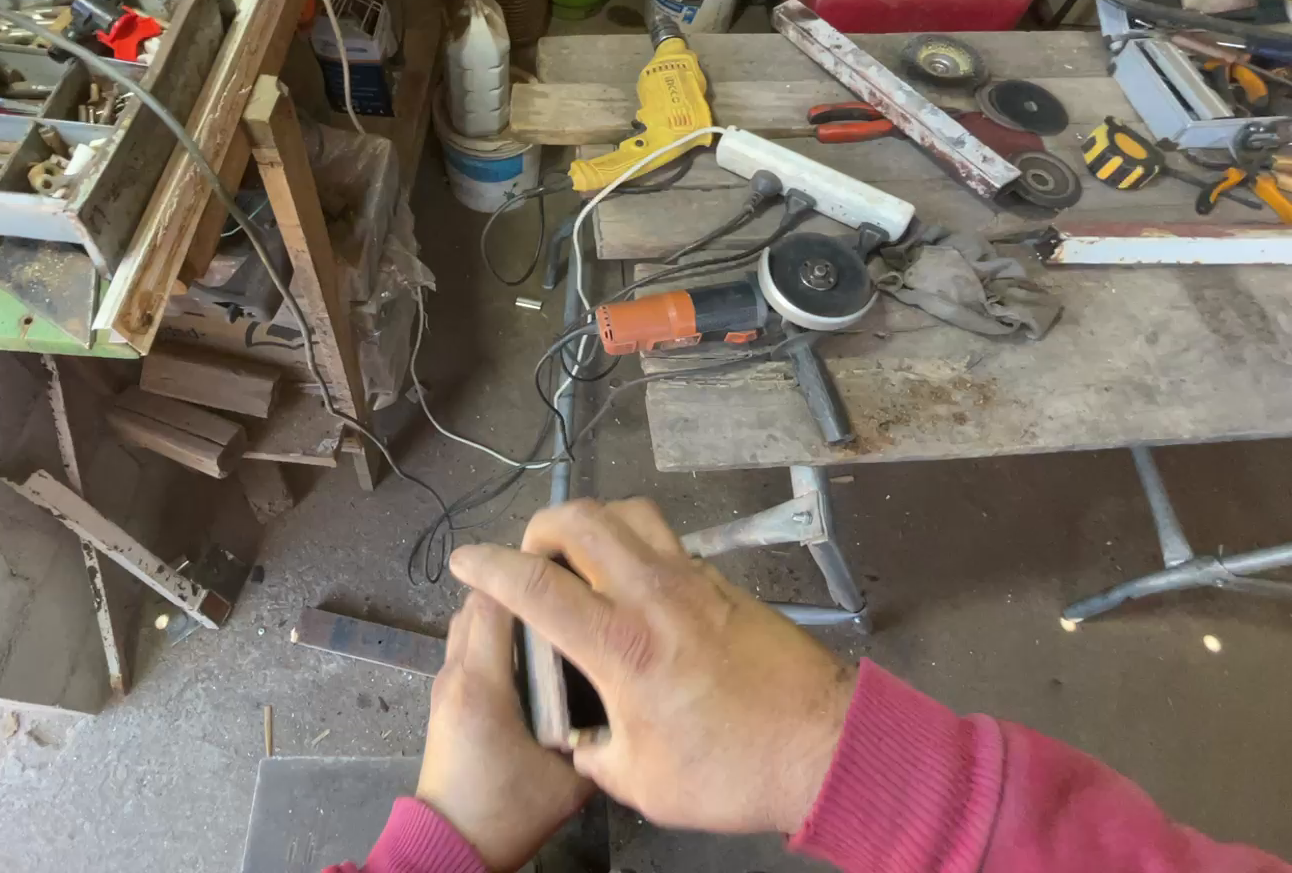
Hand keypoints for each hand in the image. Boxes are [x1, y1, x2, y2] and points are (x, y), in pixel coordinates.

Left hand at [416, 592, 593, 870]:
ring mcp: (444, 681)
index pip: (495, 603)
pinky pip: (465, 640)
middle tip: (563, 589)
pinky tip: (525, 646)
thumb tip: (618, 696)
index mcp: (482, 684)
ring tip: (546, 614)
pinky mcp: (443, 694)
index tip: (566, 570)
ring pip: (467, 618)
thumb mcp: (566, 780)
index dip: (527, 577)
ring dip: (501, 607)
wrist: (448, 848)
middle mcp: (456, 672)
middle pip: (478, 602)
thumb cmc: (506, 811)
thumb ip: (594, 734)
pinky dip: (490, 628)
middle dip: (518, 587)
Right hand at [449, 498, 854, 836]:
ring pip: (625, 510)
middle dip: (539, 527)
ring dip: (589, 520)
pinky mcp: (716, 577)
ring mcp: (688, 576)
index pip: (536, 585)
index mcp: (621, 643)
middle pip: (580, 518)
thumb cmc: (732, 769)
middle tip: (533, 561)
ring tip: (580, 556)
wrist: (827, 745)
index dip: (488, 566)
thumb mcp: (643, 782)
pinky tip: (631, 578)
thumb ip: (594, 752)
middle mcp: (649, 592)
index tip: (464, 560)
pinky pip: (661, 533)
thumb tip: (580, 735)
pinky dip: (629, 537)